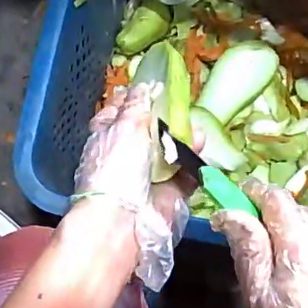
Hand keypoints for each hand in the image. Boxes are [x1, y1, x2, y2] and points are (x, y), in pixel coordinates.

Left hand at [71, 83, 187, 289]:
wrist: (123, 221)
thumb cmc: (116, 168)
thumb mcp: (123, 126)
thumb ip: (136, 105)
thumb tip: (142, 86)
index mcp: (106, 139)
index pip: (117, 113)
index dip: (130, 99)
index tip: (148, 86)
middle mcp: (126, 157)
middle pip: (148, 131)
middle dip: (164, 117)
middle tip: (180, 102)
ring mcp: (149, 176)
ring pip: (170, 150)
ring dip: (183, 136)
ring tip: (194, 124)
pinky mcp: (170, 192)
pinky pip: (186, 171)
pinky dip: (194, 158)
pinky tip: (200, 144)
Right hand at [211, 179, 307, 307]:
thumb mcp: (259, 298)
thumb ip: (248, 249)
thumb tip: (230, 212)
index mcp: (300, 244)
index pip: (275, 198)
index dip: (254, 193)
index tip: (238, 198)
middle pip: (293, 208)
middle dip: (271, 217)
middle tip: (255, 243)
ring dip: (292, 230)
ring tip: (282, 261)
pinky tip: (307, 269)